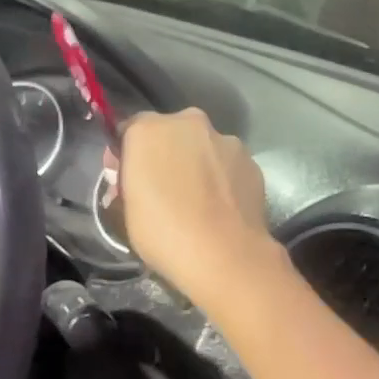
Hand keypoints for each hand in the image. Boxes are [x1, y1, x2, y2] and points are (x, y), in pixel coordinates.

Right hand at [111, 109, 285, 307]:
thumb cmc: (164, 233)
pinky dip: (222, 178)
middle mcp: (188, 123)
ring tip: (199, 202)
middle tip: (164, 189)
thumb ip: (128, 182)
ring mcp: (225, 140)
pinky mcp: (251, 161)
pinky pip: (228, 165)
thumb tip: (135, 178)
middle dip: (166, 154)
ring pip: (203, 147)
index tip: (127, 179)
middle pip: (171, 133)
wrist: (224, 256)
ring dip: (197, 164)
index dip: (127, 154)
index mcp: (147, 130)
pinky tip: (221, 207)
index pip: (130, 130)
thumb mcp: (127, 211)